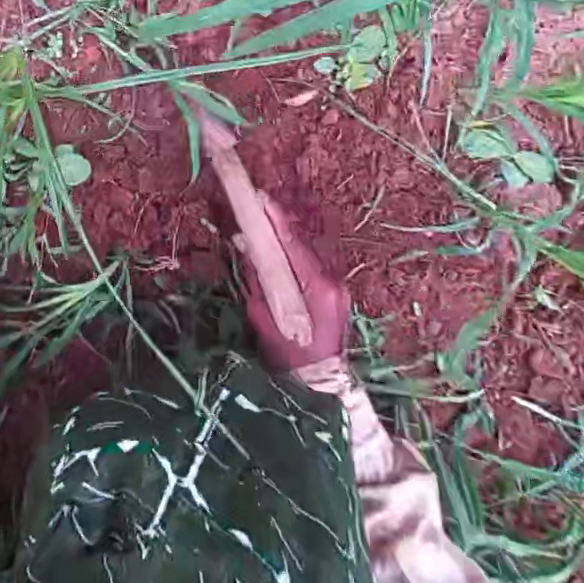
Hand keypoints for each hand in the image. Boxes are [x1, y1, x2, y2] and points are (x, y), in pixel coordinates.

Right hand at [239, 195, 350, 370]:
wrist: (321, 383)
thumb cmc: (287, 354)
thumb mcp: (262, 314)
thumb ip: (258, 278)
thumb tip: (246, 244)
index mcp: (317, 288)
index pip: (293, 245)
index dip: (276, 220)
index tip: (262, 199)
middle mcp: (333, 282)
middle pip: (301, 246)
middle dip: (278, 226)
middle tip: (258, 204)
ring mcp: (338, 288)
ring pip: (306, 255)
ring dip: (284, 241)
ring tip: (263, 224)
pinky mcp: (336, 293)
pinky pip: (310, 268)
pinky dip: (293, 257)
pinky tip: (277, 251)